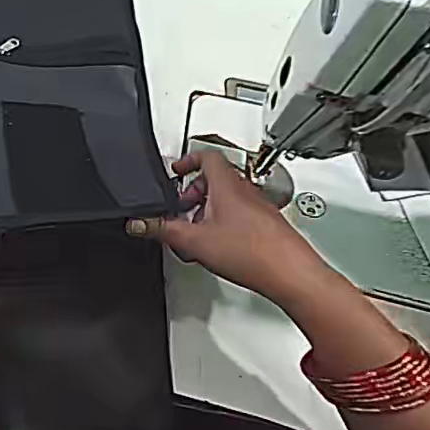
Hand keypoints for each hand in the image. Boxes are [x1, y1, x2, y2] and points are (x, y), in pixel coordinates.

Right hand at [126, 151, 326, 299]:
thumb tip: (139, 223)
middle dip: (193, 191)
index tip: (176, 171)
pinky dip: (222, 222)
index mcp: (227, 186)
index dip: (187, 160)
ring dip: (206, 209)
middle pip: (214, 178)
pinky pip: (239, 213)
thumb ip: (162, 230)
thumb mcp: (193, 241)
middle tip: (181, 207)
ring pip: (226, 197)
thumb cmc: (253, 252)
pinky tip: (216, 246)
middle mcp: (245, 191)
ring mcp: (258, 207)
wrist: (290, 273)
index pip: (206, 156)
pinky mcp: (266, 224)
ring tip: (196, 230)